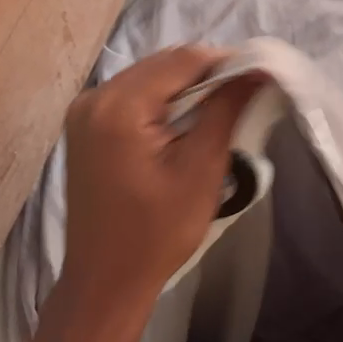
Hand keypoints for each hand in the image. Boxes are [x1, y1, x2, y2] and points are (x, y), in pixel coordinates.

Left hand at [60, 44, 263, 311]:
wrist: (106, 281)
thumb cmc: (157, 233)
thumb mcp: (200, 170)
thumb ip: (226, 110)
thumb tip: (256, 70)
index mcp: (118, 106)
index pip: (182, 60)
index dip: (225, 62)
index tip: (259, 76)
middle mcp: (93, 98)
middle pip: (162, 64)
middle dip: (205, 75)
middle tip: (244, 95)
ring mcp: (83, 111)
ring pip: (147, 77)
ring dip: (184, 88)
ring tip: (219, 111)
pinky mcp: (84, 126)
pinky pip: (131, 96)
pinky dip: (161, 102)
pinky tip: (184, 124)